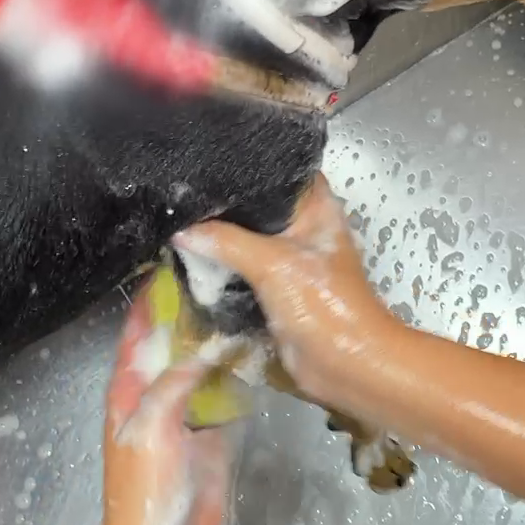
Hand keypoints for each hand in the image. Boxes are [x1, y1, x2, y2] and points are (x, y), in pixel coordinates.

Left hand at [99, 285, 233, 524]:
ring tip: (241, 299)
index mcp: (127, 389)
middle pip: (172, 341)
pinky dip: (235, 370)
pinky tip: (253, 346)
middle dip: (191, 310)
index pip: (137, 330)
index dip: (151, 298)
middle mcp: (155, 392)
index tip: (174, 262)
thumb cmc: (145, 492)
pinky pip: (222, 391)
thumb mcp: (152, 429)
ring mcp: (185, 411)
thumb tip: (207, 343)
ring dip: (215, 338)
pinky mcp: (211, 431)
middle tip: (221, 273)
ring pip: (200, 363)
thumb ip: (174, 382)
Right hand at [170, 176, 398, 406]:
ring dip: (220, 234)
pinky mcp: (277, 288)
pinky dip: (222, 264)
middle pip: (259, 204)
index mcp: (317, 207)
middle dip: (225, 200)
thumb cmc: (324, 304)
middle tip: (182, 188)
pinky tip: (191, 254)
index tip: (210, 157)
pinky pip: (243, 267)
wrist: (346, 367)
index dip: (250, 160)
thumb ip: (225, 241)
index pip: (282, 167)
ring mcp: (290, 258)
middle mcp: (304, 226)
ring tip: (178, 216)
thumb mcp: (272, 264)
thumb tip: (180, 231)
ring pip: (248, 236)